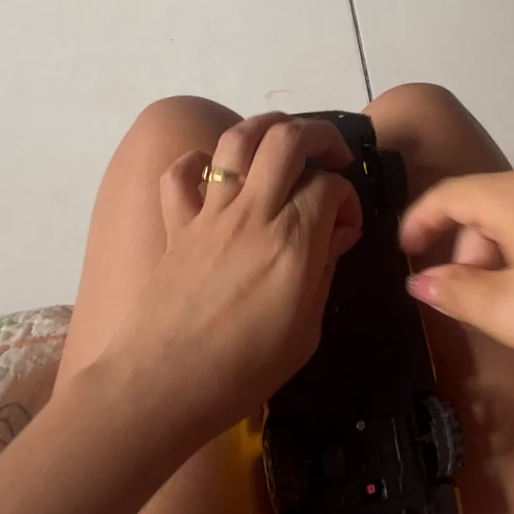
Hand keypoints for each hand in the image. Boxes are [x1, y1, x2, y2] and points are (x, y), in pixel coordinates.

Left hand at [99, 114, 363, 436]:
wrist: (164, 385)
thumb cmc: (245, 369)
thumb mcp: (307, 330)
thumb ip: (324, 271)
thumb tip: (336, 232)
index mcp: (293, 240)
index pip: (330, 185)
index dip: (348, 197)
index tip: (346, 225)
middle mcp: (252, 211)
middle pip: (288, 138)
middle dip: (319, 135)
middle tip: (330, 157)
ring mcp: (209, 213)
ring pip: (237, 139)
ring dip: (266, 127)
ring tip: (282, 142)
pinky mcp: (175, 223)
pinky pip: (180, 173)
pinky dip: (198, 161)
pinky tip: (215, 175)